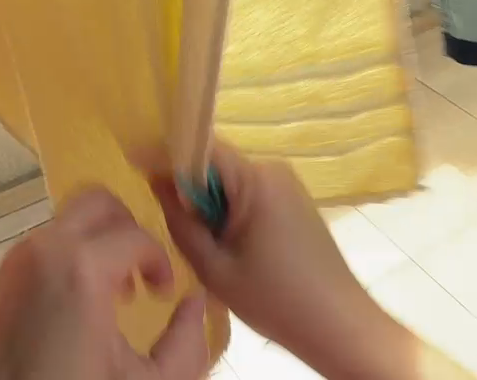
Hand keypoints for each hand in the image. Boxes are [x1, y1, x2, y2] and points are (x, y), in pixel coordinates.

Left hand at [0, 186, 211, 379]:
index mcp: (83, 267)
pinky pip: (48, 240)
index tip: (166, 294)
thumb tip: (197, 301)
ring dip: (100, 241)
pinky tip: (83, 301)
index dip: (160, 260)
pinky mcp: (5, 272)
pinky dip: (73, 253)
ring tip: (115, 291)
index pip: (136, 235)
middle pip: (98, 202)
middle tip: (142, 273)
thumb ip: (187, 342)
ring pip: (71, 218)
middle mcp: (47, 246)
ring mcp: (21, 255)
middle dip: (128, 229)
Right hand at [150, 144, 418, 379]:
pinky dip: (229, 208)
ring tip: (202, 239)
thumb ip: (181, 220)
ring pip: (230, 178)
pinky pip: (248, 190)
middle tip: (168, 214)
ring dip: (209, 199)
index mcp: (255, 178)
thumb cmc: (276, 300)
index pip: (200, 147)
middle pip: (214, 162)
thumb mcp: (215, 268)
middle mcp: (272, 168)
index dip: (165, 152)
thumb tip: (157, 179)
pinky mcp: (293, 199)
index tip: (133, 158)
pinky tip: (230, 243)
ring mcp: (286, 182)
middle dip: (188, 184)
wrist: (343, 329)